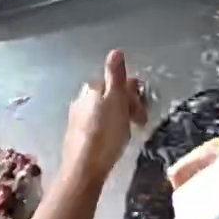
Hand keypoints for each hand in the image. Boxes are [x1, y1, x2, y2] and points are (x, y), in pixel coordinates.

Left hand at [62, 50, 147, 185]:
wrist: (83, 168)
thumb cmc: (105, 133)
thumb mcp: (116, 101)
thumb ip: (116, 75)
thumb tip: (116, 50)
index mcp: (93, 87)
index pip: (117, 81)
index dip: (133, 95)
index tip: (142, 113)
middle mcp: (82, 97)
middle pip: (110, 95)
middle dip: (126, 105)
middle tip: (139, 124)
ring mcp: (77, 116)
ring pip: (104, 110)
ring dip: (118, 117)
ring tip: (127, 134)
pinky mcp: (76, 134)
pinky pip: (97, 124)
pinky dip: (108, 128)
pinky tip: (112, 141)